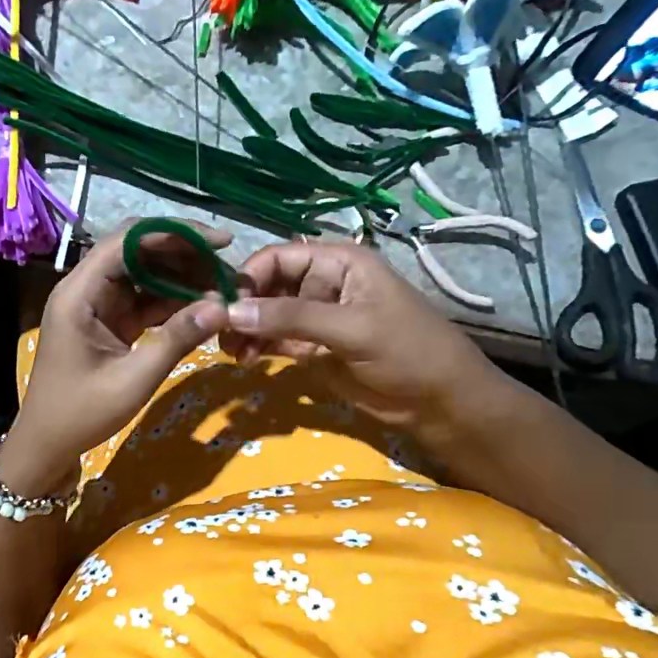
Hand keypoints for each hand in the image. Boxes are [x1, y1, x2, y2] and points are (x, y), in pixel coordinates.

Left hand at [0, 220, 232, 494]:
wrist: (48, 445)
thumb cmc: (81, 413)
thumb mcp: (133, 379)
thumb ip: (177, 339)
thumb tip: (222, 306)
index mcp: (79, 293)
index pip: (127, 242)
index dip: (173, 234)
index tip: (218, 241)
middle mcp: (86, 289)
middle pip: (137, 252)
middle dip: (183, 255)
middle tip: (226, 266)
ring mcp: (97, 305)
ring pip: (144, 275)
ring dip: (181, 278)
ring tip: (222, 286)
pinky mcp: (108, 322)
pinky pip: (144, 300)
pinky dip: (172, 301)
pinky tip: (203, 306)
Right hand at [220, 240, 509, 434]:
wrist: (438, 401)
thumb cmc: (407, 349)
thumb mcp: (351, 327)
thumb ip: (292, 318)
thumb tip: (232, 311)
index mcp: (338, 262)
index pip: (280, 257)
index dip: (249, 275)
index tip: (223, 303)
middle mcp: (322, 284)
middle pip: (268, 286)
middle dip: (243, 306)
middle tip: (218, 332)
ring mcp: (316, 319)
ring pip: (268, 316)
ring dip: (246, 331)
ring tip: (230, 353)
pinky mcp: (313, 349)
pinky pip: (276, 341)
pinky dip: (258, 348)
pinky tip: (245, 361)